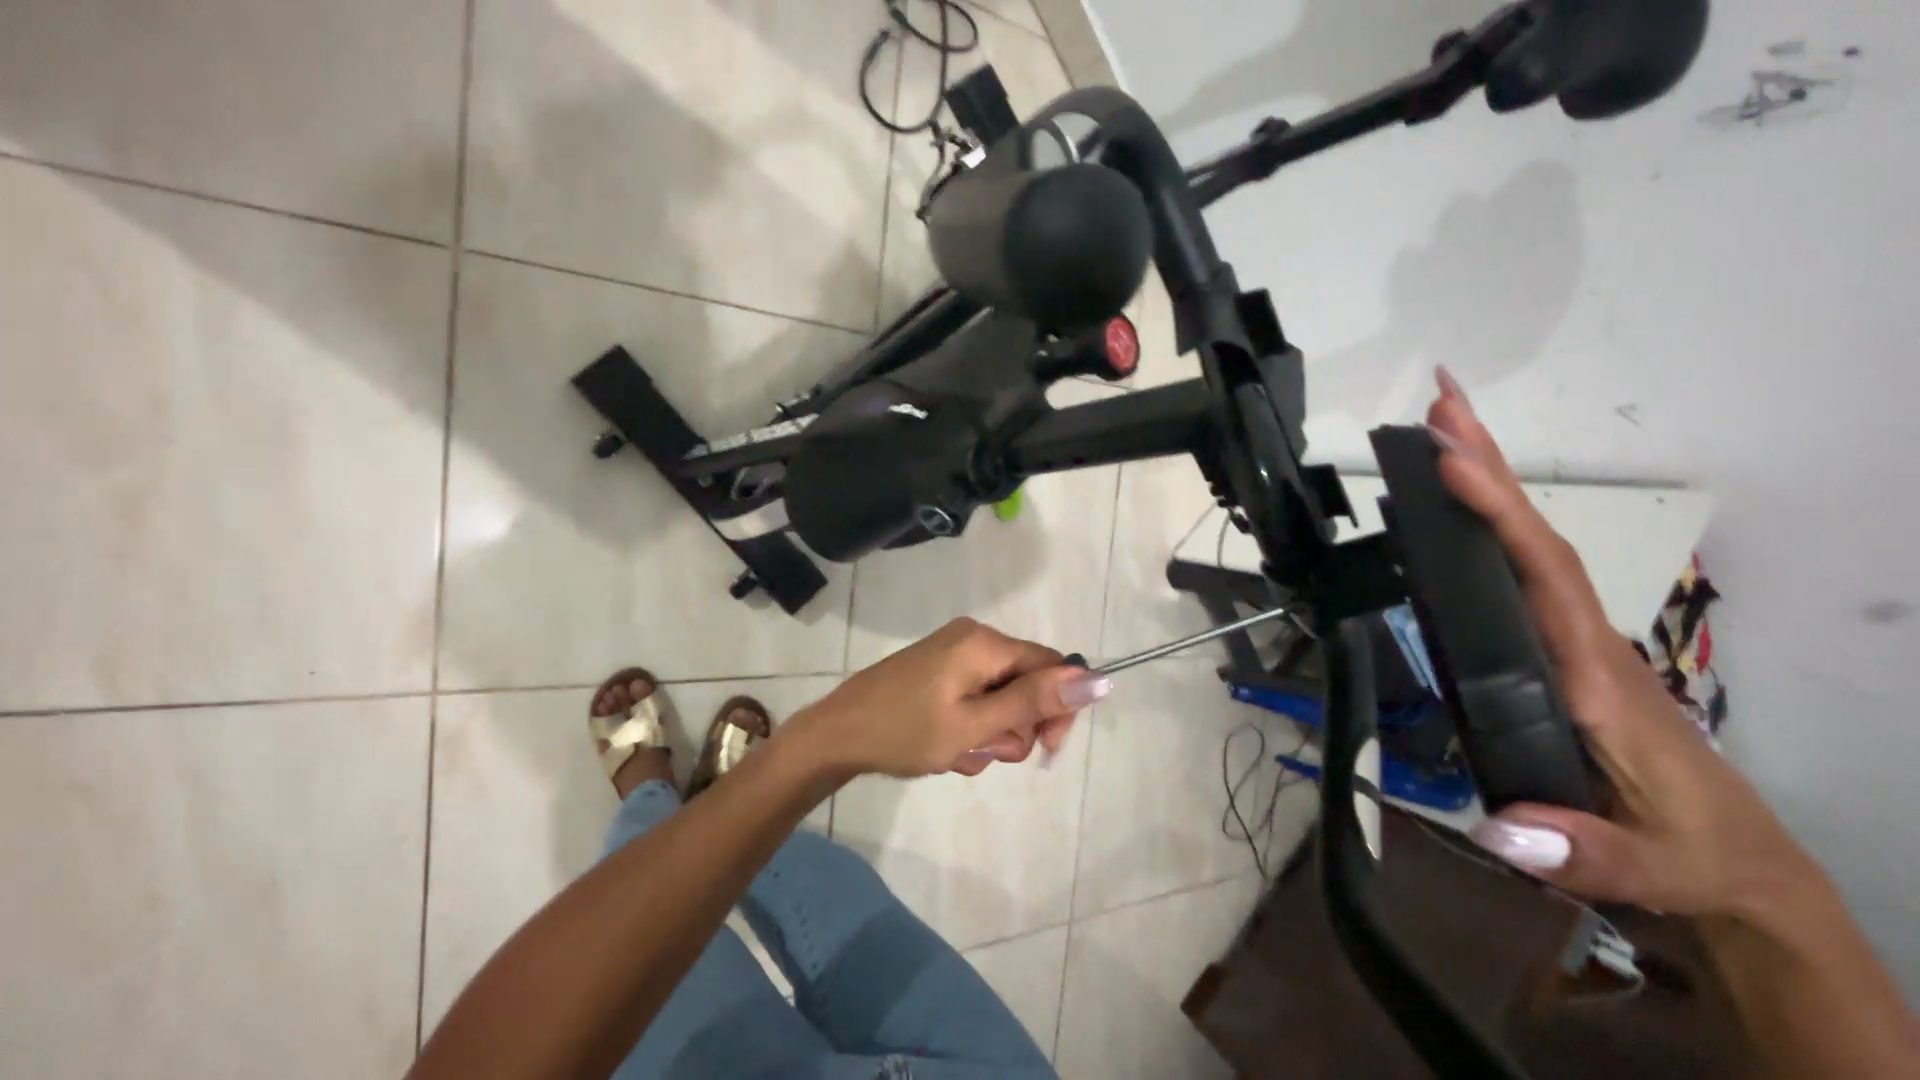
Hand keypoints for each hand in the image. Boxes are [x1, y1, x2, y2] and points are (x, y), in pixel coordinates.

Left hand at [786, 617, 1110, 778]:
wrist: (834, 737)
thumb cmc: (903, 732)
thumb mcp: (975, 726)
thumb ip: (1034, 702)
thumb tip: (1098, 679)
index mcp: (984, 642)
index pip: (1052, 667)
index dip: (1058, 709)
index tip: (1046, 750)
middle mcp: (972, 639)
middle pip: (1027, 684)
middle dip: (1015, 727)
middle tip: (984, 751)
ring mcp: (952, 655)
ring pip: (1001, 699)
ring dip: (990, 734)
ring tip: (958, 754)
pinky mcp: (937, 673)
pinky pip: (975, 700)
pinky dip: (970, 727)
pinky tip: (946, 749)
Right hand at [1428, 370, 1817, 921]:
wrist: (1737, 874)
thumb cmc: (1692, 859)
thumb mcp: (1648, 869)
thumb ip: (1580, 849)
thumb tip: (1496, 826)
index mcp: (1600, 676)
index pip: (1546, 578)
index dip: (1498, 515)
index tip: (1451, 459)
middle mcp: (1586, 645)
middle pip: (1535, 541)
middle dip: (1491, 468)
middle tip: (1442, 400)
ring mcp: (1575, 648)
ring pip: (1527, 554)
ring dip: (1486, 489)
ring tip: (1440, 436)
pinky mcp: (1560, 660)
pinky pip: (1520, 581)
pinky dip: (1488, 534)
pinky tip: (1456, 520)